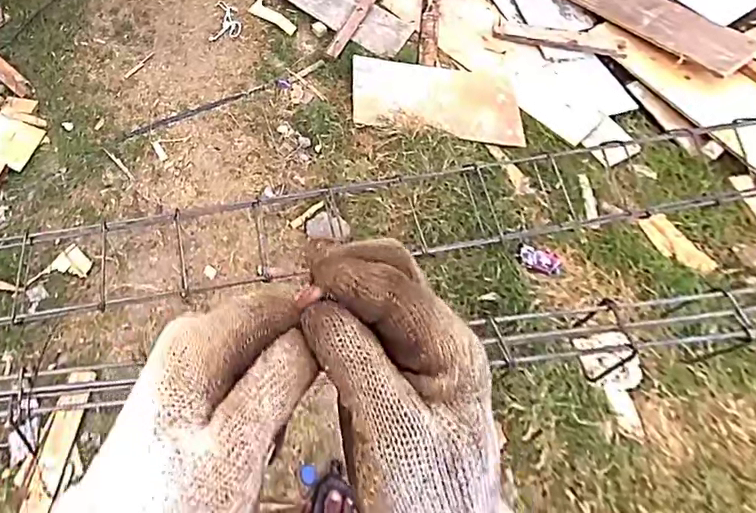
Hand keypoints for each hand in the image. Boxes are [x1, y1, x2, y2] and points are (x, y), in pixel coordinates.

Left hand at [55, 288, 317, 511]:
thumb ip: (276, 380)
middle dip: (290, 362)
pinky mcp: (185, 388)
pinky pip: (236, 382)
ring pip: (254, 357)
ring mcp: (185, 360)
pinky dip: (253, 406)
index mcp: (198, 334)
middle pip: (264, 327)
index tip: (343, 347)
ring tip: (266, 438)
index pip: (274, 302)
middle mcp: (189, 334)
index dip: (313, 321)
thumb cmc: (169, 498)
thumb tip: (313, 330)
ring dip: (273, 389)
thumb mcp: (237, 443)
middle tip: (297, 411)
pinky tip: (248, 442)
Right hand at [301, 239, 500, 512]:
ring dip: (339, 284)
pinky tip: (313, 319)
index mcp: (451, 349)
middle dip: (346, 266)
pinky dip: (336, 309)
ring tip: (303, 297)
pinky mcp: (392, 366)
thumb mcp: (387, 427)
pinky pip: (364, 319)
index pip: (397, 285)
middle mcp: (438, 338)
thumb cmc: (423, 498)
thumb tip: (314, 304)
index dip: (348, 275)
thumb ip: (353, 358)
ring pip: (376, 289)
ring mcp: (417, 350)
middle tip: (304, 280)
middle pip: (392, 271)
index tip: (305, 285)